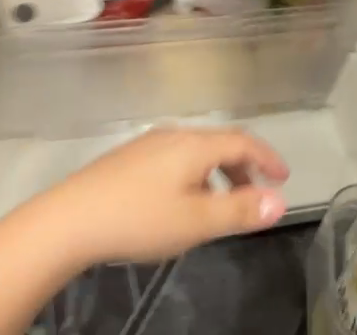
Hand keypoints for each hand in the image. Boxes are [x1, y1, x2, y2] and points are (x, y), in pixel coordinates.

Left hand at [17, 128, 290, 267]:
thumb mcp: (197, 221)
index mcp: (193, 144)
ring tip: (223, 206)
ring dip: (219, 173)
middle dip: (244, 166)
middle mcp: (172, 134)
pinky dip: (196, 174)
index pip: (241, 140)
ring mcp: (148, 143)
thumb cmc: (139, 219)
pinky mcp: (130, 157)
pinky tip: (185, 203)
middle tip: (257, 197)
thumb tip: (278, 200)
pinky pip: (176, 158)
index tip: (285, 177)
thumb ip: (239, 210)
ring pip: (196, 151)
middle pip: (219, 142)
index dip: (267, 156)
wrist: (72, 218)